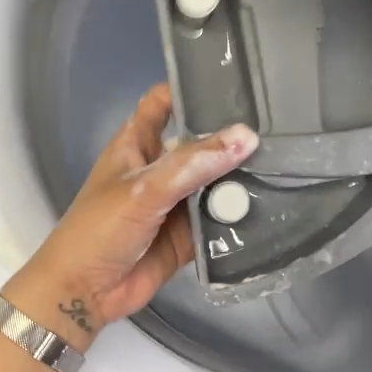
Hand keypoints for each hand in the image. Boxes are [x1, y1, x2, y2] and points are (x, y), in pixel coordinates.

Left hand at [2, 84, 257, 348]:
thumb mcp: (143, 189)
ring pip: (214, 186)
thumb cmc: (99, 230)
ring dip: (240, 181)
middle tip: (280, 127)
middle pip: (200, 145)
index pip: (164, 103)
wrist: (84, 292)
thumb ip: (192, 164)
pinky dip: (236, 220)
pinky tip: (273, 208)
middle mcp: (159, 170)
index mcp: (136, 145)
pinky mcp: (187, 238)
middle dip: (231, 139)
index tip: (234, 79)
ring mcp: (174, 205)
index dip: (191, 88)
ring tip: (287, 165)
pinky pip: (217, 224)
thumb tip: (245, 137)